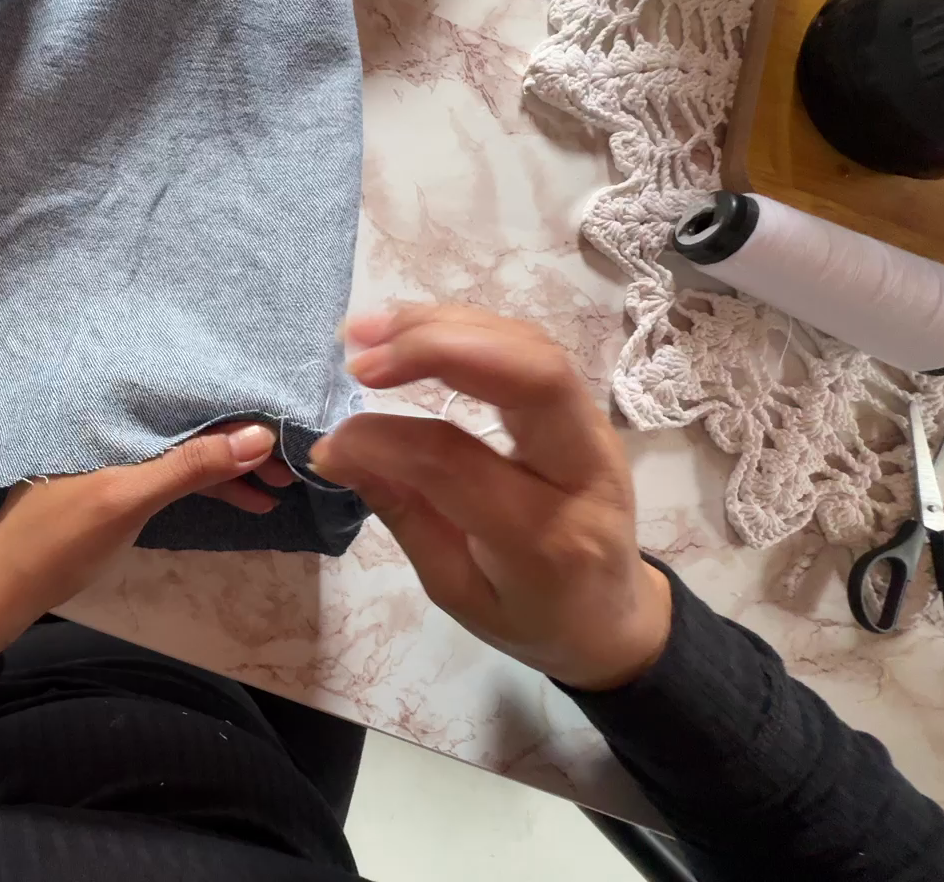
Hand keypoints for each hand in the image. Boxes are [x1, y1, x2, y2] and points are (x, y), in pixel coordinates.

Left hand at [0, 423, 280, 666]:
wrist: (7, 586)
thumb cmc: (60, 538)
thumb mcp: (128, 499)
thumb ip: (189, 466)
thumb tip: (260, 435)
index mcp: (114, 414)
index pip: (188, 401)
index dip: (240, 415)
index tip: (287, 431)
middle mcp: (121, 425)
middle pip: (193, 425)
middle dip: (244, 444)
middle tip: (293, 469)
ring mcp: (122, 455)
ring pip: (189, 452)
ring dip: (232, 469)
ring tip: (280, 489)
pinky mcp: (123, 484)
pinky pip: (176, 476)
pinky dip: (210, 487)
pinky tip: (246, 502)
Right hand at [308, 304, 670, 689]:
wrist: (612, 616)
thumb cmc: (527, 613)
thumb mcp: (451, 586)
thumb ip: (400, 511)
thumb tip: (334, 450)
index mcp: (546, 535)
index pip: (456, 461)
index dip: (381, 441)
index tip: (330, 445)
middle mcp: (584, 466)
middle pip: (529, 375)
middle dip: (435, 349)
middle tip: (357, 360)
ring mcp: (591, 427)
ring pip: (528, 346)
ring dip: (439, 326)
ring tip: (364, 332)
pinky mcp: (577, 407)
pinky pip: (523, 346)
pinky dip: (458, 326)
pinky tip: (404, 331)